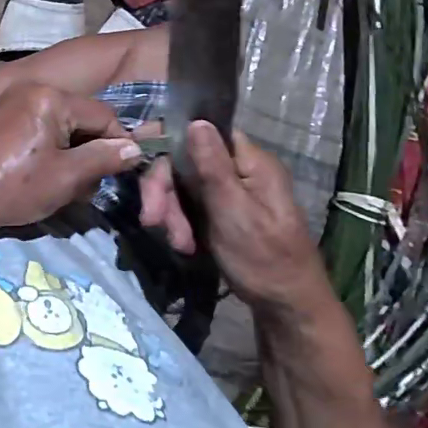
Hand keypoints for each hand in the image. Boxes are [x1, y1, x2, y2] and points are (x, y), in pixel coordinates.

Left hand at [0, 84, 142, 232]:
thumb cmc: (11, 187)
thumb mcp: (67, 177)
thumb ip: (105, 159)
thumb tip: (136, 149)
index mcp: (53, 96)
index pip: (104, 117)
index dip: (117, 146)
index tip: (118, 174)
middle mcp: (36, 88)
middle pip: (83, 120)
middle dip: (91, 153)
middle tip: (86, 187)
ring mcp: (16, 100)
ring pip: (64, 126)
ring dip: (72, 154)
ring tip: (63, 186)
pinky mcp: (3, 116)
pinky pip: (42, 128)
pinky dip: (51, 150)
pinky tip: (44, 176)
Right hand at [139, 121, 333, 315]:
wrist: (287, 308)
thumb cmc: (264, 258)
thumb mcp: (233, 211)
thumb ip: (213, 166)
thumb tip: (196, 119)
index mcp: (251, 161)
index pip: (204, 133)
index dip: (170, 143)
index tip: (140, 161)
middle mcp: (242, 171)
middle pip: (189, 163)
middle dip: (166, 191)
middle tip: (154, 223)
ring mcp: (233, 194)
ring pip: (186, 188)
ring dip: (173, 214)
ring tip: (179, 244)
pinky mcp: (225, 217)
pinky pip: (193, 209)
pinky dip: (183, 226)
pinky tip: (185, 247)